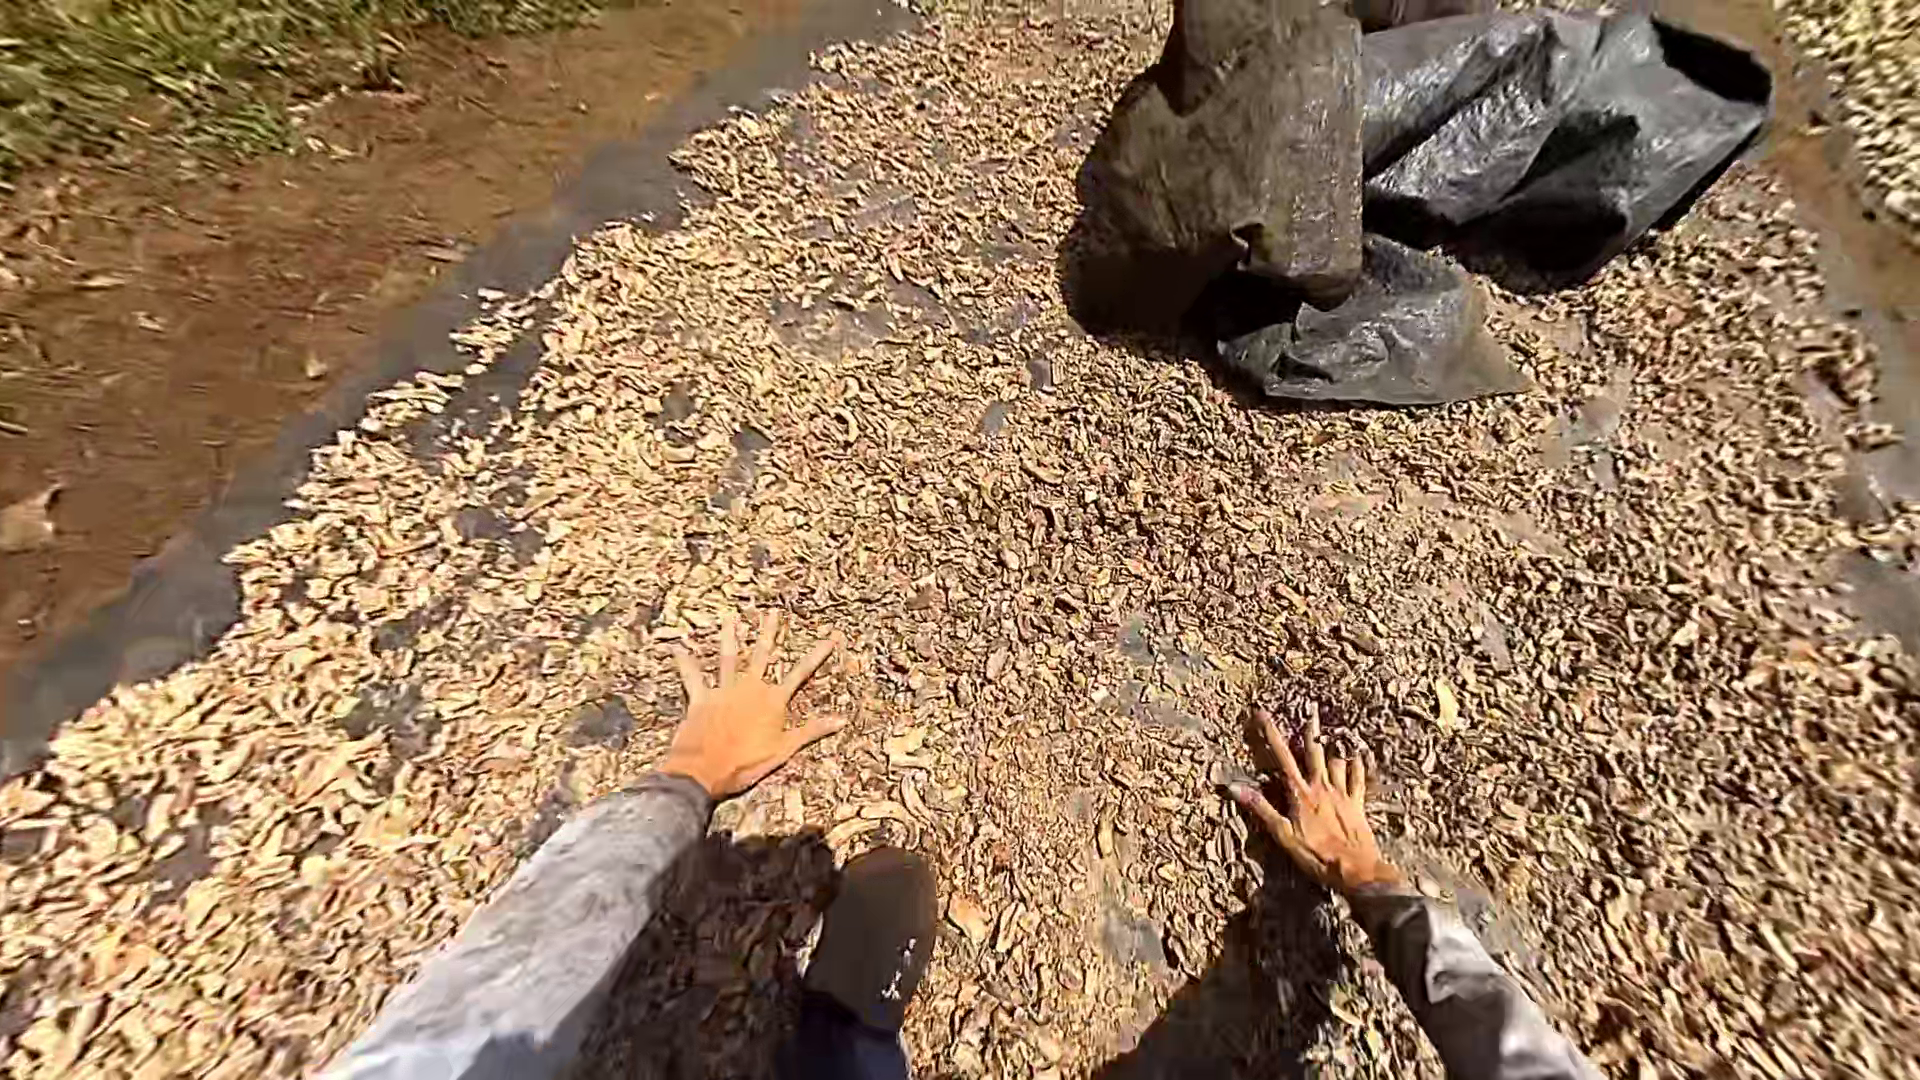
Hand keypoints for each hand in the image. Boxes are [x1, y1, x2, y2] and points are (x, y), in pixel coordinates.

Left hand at [659, 611, 844, 798]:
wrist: (703, 773)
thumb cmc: (745, 764)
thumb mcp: (784, 749)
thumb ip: (812, 731)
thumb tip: (842, 720)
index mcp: (773, 700)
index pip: (802, 672)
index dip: (818, 654)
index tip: (832, 636)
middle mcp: (750, 688)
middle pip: (762, 654)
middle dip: (769, 632)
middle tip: (773, 612)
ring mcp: (725, 691)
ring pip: (728, 657)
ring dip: (730, 636)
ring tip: (730, 618)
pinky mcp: (701, 699)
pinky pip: (693, 678)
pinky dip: (686, 663)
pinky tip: (678, 649)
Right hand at [1229, 710, 1405, 894]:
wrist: (1359, 874)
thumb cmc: (1317, 855)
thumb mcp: (1283, 834)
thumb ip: (1260, 808)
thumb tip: (1233, 788)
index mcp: (1300, 793)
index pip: (1281, 756)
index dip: (1271, 733)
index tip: (1262, 714)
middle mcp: (1321, 787)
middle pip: (1315, 752)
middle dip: (1310, 730)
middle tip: (1310, 710)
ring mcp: (1342, 795)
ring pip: (1338, 762)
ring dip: (1335, 746)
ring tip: (1334, 730)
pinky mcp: (1358, 806)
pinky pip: (1359, 780)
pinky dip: (1358, 766)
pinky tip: (1358, 756)